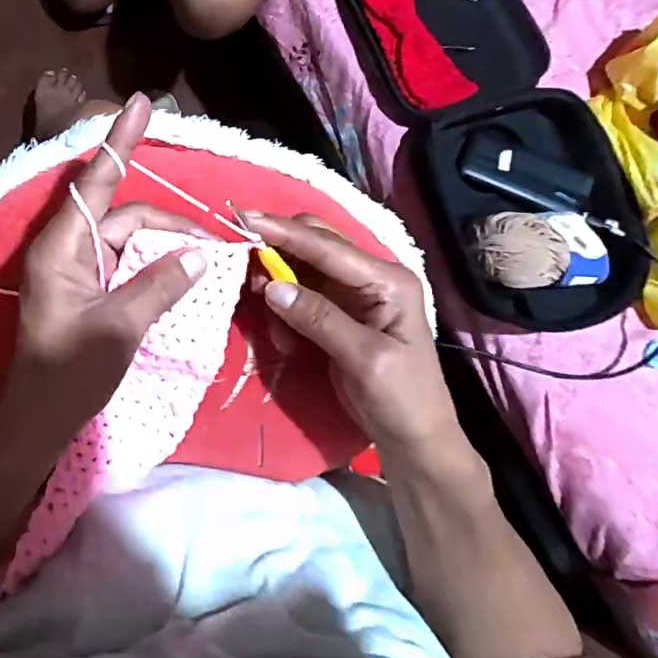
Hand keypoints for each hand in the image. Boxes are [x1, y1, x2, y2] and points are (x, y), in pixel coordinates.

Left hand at [0, 95, 209, 441]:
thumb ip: (160, 285)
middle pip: (124, 214)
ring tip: (204, 259)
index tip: (138, 103)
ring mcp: (77, 267)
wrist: (39, 419)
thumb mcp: (120, 328)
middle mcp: (68, 247)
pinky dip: (153, 262)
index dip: (120, 141)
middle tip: (212, 244)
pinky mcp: (86, 286)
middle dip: (168, 222)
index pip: (97, 182)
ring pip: (128, 237)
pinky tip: (181, 272)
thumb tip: (199, 254)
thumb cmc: (69, 373)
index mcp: (64, 247)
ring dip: (164, 244)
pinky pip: (125, 259)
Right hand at [241, 212, 462, 459]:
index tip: (245, 219)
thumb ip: (319, 319)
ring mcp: (352, 293)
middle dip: (277, 249)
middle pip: (315, 243)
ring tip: (269, 319)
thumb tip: (271, 286)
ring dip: (278, 283)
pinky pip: (300, 293)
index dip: (285, 232)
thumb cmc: (403, 399)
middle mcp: (370, 276)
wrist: (415, 438)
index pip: (328, 247)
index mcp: (387, 280)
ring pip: (302, 266)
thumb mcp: (365, 360)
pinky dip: (283, 306)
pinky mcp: (337, 311)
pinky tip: (282, 335)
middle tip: (242, 262)